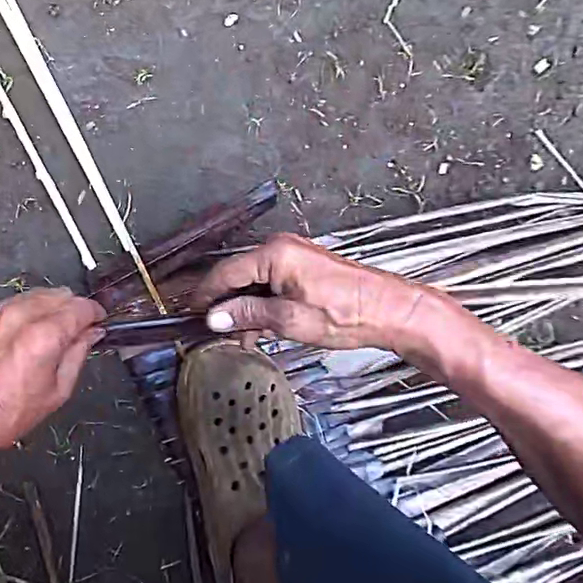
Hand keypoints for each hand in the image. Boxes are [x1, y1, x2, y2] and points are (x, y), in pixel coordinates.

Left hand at [0, 288, 105, 476]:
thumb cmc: (4, 413)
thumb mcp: (57, 391)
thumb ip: (78, 354)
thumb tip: (90, 335)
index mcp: (45, 335)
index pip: (81, 307)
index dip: (95, 314)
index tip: (98, 322)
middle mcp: (21, 316)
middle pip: (62, 295)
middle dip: (74, 309)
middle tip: (78, 330)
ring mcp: (0, 312)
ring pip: (39, 294)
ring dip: (52, 307)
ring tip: (53, 332)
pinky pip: (17, 301)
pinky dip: (29, 310)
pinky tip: (28, 331)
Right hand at [190, 233, 451, 353]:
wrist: (389, 311)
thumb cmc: (349, 312)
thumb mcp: (290, 320)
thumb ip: (248, 314)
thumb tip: (217, 316)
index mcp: (275, 253)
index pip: (225, 272)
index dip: (205, 295)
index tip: (192, 313)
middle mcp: (282, 247)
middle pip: (238, 275)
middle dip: (225, 304)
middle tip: (215, 330)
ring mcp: (294, 255)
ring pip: (254, 280)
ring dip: (245, 306)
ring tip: (241, 335)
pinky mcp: (304, 267)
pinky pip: (271, 281)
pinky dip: (262, 302)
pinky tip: (261, 326)